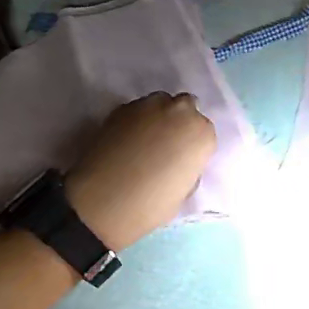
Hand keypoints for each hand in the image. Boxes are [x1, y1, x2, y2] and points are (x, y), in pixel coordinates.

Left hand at [65, 92, 217, 250]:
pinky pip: (137, 110)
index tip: (183, 161)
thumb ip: (188, 166)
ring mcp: (148, 106)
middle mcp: (180, 111)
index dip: (194, 147)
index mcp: (202, 134)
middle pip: (186, 108)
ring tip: (144, 142)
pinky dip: (136, 121)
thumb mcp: (184, 191)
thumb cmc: (151, 205)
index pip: (205, 133)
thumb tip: (179, 160)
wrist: (103, 202)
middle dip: (179, 123)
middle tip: (166, 146)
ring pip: (160, 104)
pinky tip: (126, 141)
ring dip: (158, 118)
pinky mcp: (120, 108)